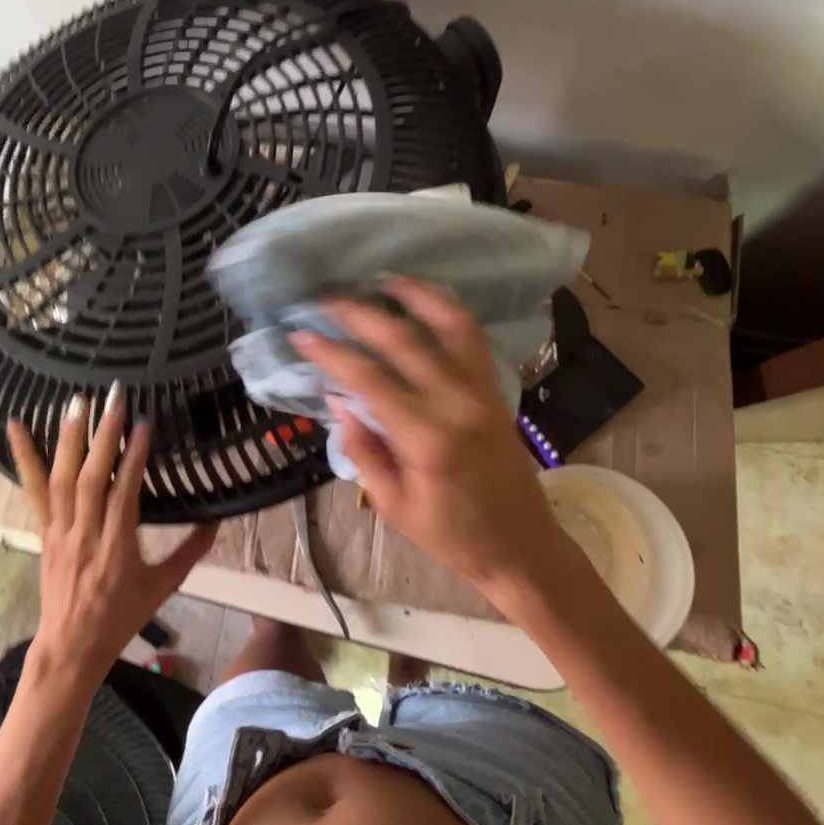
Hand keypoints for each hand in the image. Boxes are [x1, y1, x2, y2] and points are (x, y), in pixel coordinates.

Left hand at [7, 383, 216, 685]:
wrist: (72, 646)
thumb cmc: (121, 617)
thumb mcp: (164, 587)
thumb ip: (191, 551)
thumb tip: (217, 519)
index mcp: (116, 548)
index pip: (123, 493)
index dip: (133, 458)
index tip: (142, 424)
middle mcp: (84, 534)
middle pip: (90, 477)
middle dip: (101, 434)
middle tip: (113, 397)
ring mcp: (59, 530)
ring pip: (61, 477)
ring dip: (69, 436)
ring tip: (77, 401)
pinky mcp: (44, 530)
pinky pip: (33, 489)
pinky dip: (24, 456)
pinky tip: (16, 425)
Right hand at [290, 277, 576, 596]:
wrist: (521, 546)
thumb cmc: (451, 536)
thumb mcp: (393, 504)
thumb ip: (363, 448)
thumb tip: (338, 397)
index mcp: (427, 438)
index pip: (369, 379)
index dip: (331, 352)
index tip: (302, 334)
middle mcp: (458, 403)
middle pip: (403, 340)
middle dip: (359, 312)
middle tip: (326, 298)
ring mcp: (482, 390)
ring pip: (447, 324)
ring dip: (412, 294)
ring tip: (379, 278)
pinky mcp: (495, 389)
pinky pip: (472, 336)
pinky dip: (447, 309)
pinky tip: (424, 297)